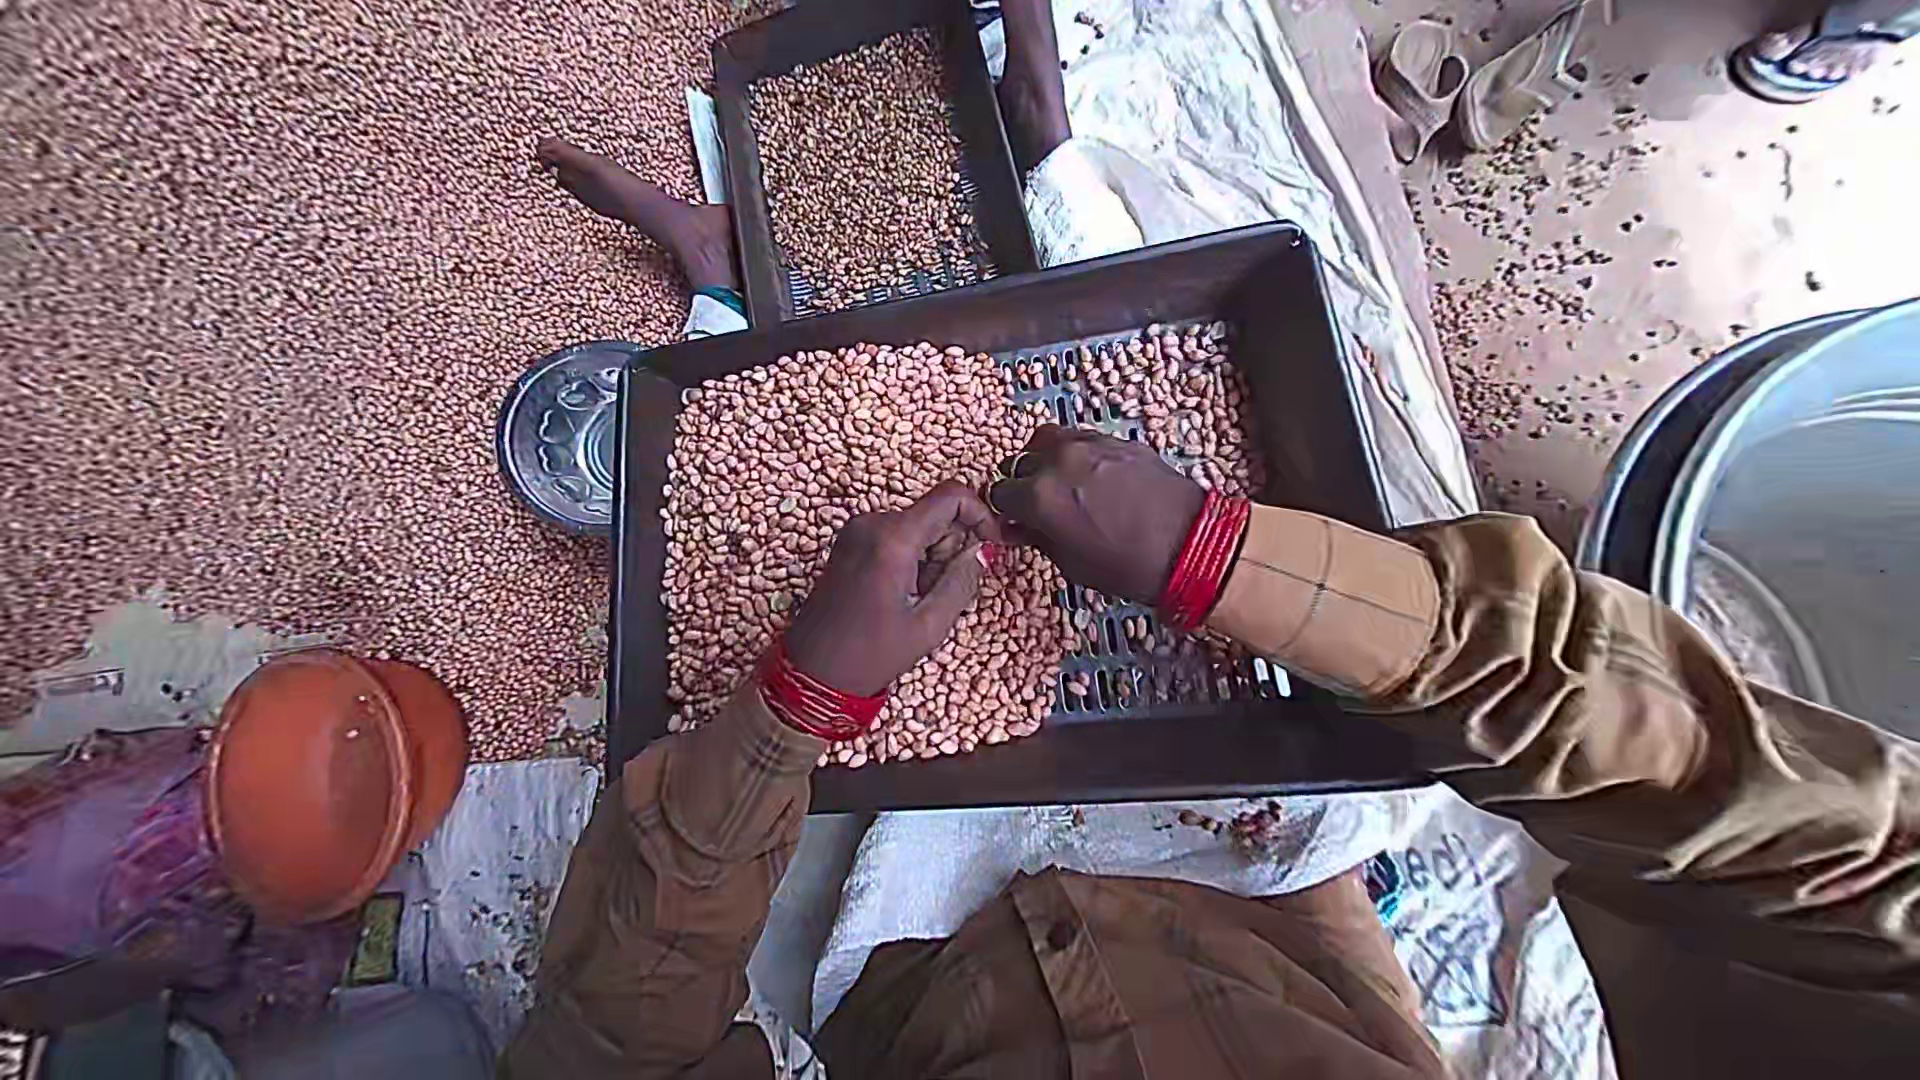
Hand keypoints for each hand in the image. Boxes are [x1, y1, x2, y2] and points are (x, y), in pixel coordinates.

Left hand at [785, 482, 1002, 696]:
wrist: (812, 671)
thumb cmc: (867, 655)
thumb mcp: (929, 625)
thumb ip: (963, 580)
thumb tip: (984, 549)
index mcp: (892, 538)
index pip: (951, 496)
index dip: (980, 515)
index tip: (989, 544)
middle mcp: (871, 523)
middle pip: (935, 514)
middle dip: (950, 549)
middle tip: (935, 593)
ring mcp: (856, 530)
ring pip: (918, 526)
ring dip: (930, 558)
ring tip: (913, 600)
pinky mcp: (850, 540)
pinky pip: (897, 535)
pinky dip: (910, 558)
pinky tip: (898, 594)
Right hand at [986, 426, 1203, 602]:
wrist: (1190, 545)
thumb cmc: (1127, 565)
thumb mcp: (1070, 563)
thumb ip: (1037, 537)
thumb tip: (1020, 526)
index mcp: (1038, 497)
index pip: (999, 493)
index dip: (1004, 510)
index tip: (1014, 520)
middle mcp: (1057, 462)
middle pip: (1018, 463)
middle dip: (1021, 485)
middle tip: (1035, 506)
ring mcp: (1087, 445)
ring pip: (1045, 441)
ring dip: (1043, 461)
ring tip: (1058, 483)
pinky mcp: (1114, 439)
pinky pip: (1078, 438)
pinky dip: (1072, 453)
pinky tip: (1087, 474)